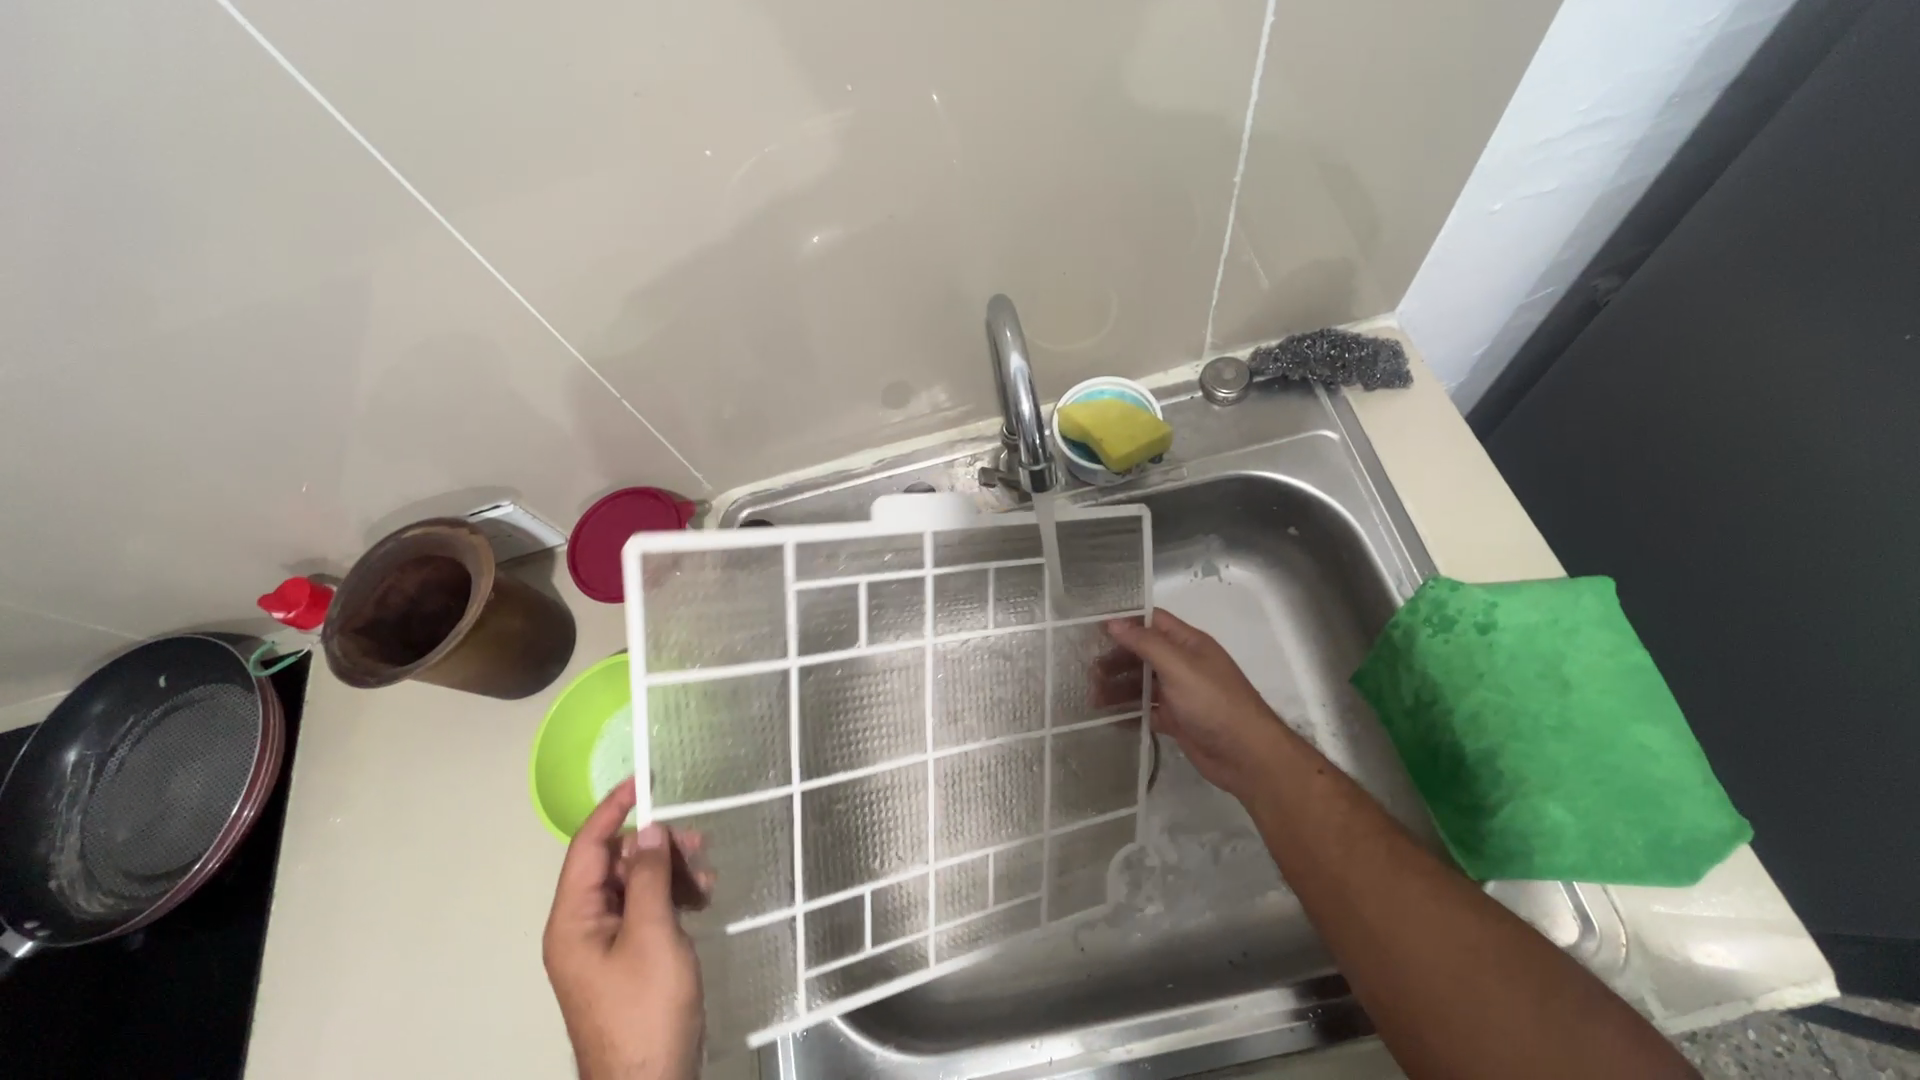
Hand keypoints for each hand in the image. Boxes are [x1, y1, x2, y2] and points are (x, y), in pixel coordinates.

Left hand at [543, 779, 711, 1079]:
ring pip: (636, 887)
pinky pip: (646, 912)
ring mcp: (605, 946)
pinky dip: (672, 899)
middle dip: (655, 847)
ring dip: (670, 874)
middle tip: (699, 843)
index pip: (588, 847)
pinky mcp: (628, 960)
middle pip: (615, 865)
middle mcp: (582, 927)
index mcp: (573, 920)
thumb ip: (650, 877)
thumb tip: (649, 829)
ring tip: (706, 878)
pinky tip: (701, 900)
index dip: (613, 809)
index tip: (644, 780)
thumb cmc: (646, 1008)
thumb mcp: (652, 935)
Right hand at [1102, 612, 1297, 801]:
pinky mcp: (1176, 720)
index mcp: (1188, 644)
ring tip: (1091, 697)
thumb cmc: (1213, 702)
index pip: (1153, 622)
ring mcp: (1180, 694)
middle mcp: (1183, 665)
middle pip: (1143, 654)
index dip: (1125, 623)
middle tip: (1087, 671)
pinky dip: (1128, 712)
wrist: (1246, 755)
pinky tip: (1106, 717)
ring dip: (1117, 688)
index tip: (1092, 630)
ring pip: (1142, 684)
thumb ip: (1145, 643)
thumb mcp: (1179, 666)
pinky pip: (1146, 711)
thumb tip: (1113, 623)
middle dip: (1116, 660)